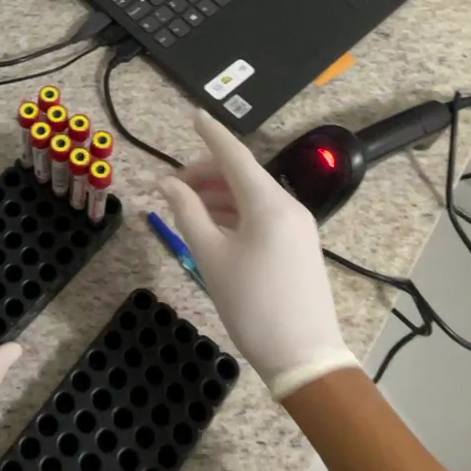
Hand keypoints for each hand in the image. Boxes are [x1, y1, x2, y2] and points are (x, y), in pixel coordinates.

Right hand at [158, 110, 361, 398]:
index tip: (193, 114)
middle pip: (241, 176)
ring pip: (250, 196)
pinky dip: (233, 213)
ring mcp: (297, 226)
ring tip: (184, 208)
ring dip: (216, 195)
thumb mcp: (211, 257)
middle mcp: (288, 206)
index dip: (211, 135)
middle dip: (204, 174)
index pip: (235, 156)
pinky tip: (210, 226)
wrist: (303, 356)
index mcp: (269, 204)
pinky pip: (261, 215)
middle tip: (170, 187)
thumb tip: (166, 184)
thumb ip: (187, 214)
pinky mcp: (298, 245)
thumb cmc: (252, 305)